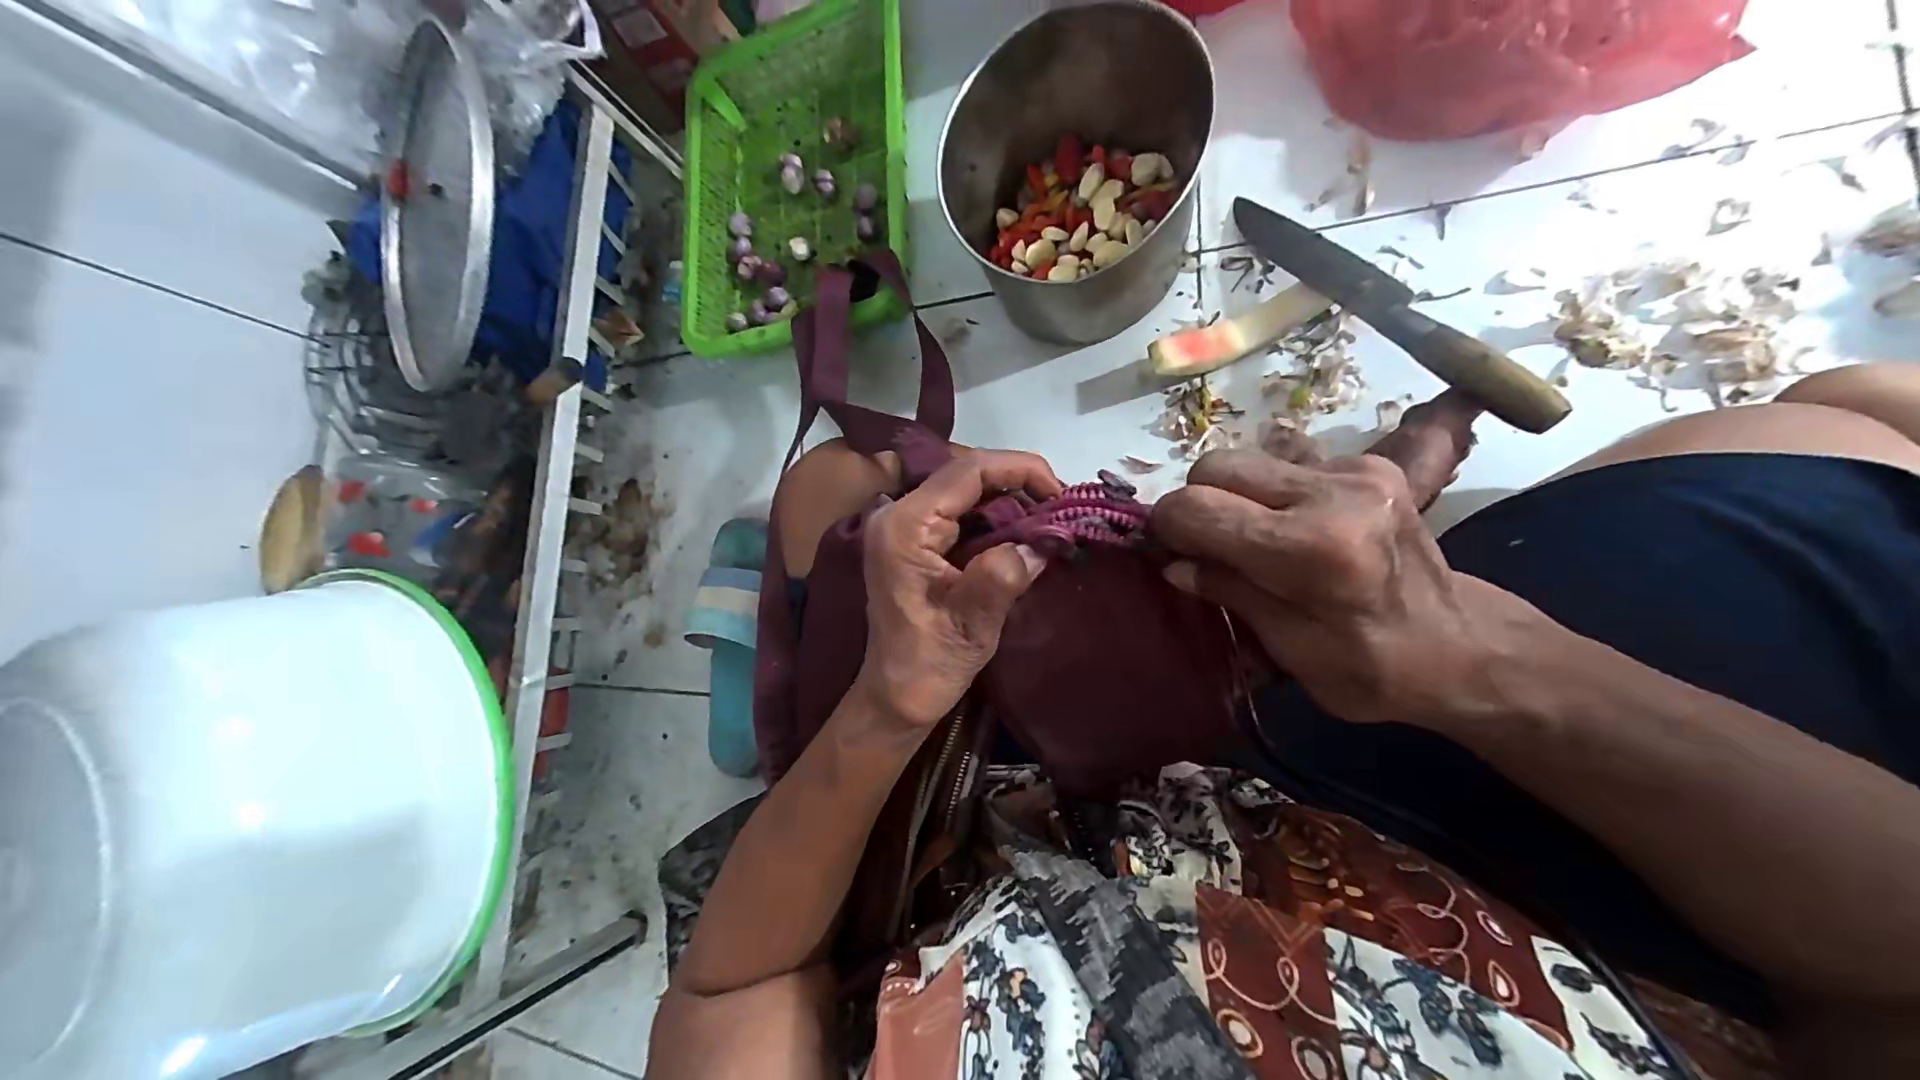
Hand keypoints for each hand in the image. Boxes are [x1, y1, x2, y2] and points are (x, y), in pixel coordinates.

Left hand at [853, 450, 1061, 733]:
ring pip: (966, 490)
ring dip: (1010, 500)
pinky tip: (1022, 533)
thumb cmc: (928, 663)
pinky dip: (996, 517)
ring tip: (1049, 522)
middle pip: (967, 475)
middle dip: (1019, 484)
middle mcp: (898, 514)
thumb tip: (1039, 543)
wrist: (896, 694)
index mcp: (904, 527)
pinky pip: (961, 512)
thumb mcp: (971, 624)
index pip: (968, 471)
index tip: (1061, 494)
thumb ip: (1002, 576)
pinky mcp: (914, 540)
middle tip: (1060, 510)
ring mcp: (903, 525)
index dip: (1021, 469)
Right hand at [1150, 449, 1547, 726]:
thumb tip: (1174, 563)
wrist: (1464, 647)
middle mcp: (1333, 492)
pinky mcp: (1366, 463)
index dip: (1167, 528)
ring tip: (1246, 538)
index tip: (1169, 555)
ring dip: (1229, 496)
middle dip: (1195, 505)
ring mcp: (1353, 469)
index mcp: (1313, 548)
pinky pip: (1281, 461)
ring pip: (1243, 459)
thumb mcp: (1290, 648)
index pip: (1197, 508)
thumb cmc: (1375, 669)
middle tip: (1204, 547)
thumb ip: (1230, 592)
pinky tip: (1283, 524)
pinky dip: (1264, 491)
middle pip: (1215, 467)